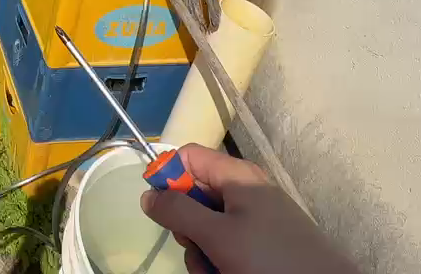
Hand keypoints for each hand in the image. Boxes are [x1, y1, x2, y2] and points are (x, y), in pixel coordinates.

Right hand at [140, 145, 359, 273]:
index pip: (188, 157)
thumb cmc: (273, 262)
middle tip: (198, 251)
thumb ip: (178, 212)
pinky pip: (231, 251)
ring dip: (205, 257)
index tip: (162, 210)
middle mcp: (246, 194)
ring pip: (211, 232)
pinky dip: (224, 267)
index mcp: (237, 176)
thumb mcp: (218, 237)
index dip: (169, 177)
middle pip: (196, 199)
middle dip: (189, 231)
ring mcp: (258, 225)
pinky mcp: (266, 252)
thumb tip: (147, 194)